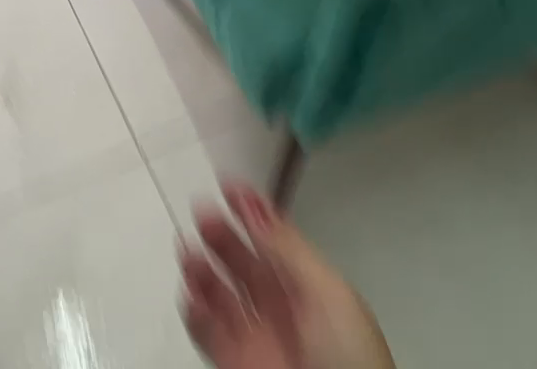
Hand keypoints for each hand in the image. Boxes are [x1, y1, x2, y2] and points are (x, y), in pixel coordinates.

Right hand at [179, 182, 394, 368]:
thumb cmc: (349, 355)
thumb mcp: (326, 293)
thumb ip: (287, 250)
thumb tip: (256, 207)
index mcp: (308, 286)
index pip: (274, 240)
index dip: (251, 211)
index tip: (228, 184)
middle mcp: (279, 307)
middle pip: (242, 261)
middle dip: (221, 234)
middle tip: (202, 209)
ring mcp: (255, 334)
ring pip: (220, 293)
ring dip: (201, 268)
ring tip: (187, 248)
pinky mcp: (233, 361)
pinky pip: (207, 332)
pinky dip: (194, 312)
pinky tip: (189, 292)